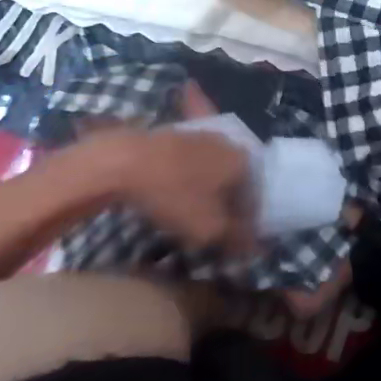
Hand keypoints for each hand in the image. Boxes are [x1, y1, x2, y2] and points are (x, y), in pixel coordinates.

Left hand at [87, 83, 255, 255]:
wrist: (123, 161)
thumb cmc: (174, 194)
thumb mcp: (209, 228)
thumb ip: (238, 238)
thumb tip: (257, 247)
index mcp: (242, 161)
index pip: (254, 196)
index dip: (246, 222)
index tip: (232, 242)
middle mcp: (226, 142)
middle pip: (234, 180)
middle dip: (226, 205)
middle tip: (209, 230)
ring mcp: (198, 134)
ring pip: (210, 169)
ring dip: (205, 190)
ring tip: (186, 215)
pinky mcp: (173, 134)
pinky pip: (187, 162)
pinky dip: (184, 178)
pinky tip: (170, 193)